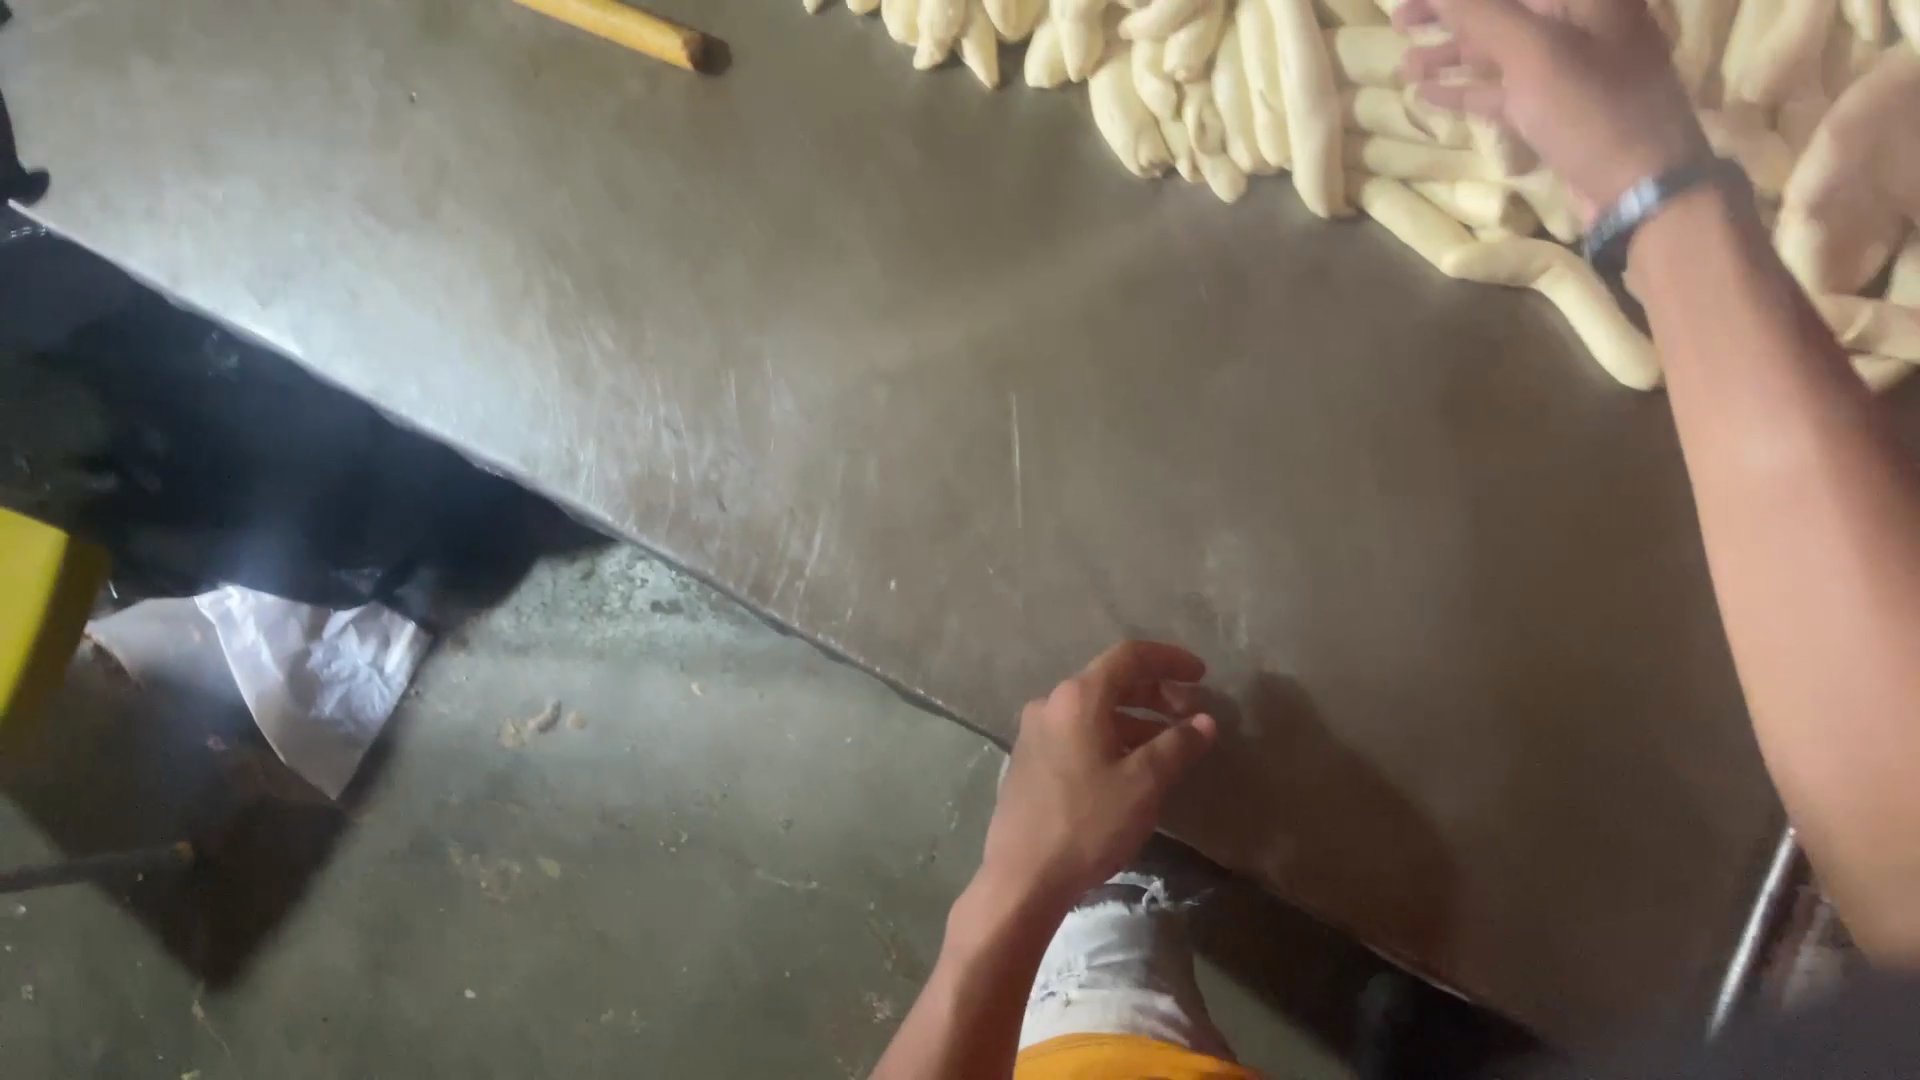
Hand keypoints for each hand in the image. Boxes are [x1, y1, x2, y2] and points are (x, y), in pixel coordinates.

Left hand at [976, 641, 1218, 914]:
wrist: (1023, 875)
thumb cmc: (1087, 823)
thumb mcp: (1143, 784)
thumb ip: (1177, 745)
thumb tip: (1204, 721)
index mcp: (1077, 697)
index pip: (1129, 657)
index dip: (1169, 660)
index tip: (1201, 675)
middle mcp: (1051, 703)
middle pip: (1110, 681)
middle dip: (1155, 692)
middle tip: (1190, 713)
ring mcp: (1035, 731)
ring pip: (1094, 709)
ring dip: (1134, 718)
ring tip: (1169, 743)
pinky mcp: (1029, 758)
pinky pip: (1077, 731)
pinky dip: (1110, 736)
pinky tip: (1131, 765)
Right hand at [1395, 0, 1710, 221]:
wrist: (1636, 179)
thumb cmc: (1591, 108)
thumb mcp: (1535, 53)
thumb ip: (1484, 15)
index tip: (1411, 3)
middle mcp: (1578, 18)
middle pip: (1503, 7)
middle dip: (1451, 14)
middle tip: (1400, 23)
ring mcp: (1566, 63)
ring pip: (1497, 47)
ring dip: (1450, 54)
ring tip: (1405, 67)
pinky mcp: (1551, 104)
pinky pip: (1500, 87)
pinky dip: (1465, 88)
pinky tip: (1428, 95)